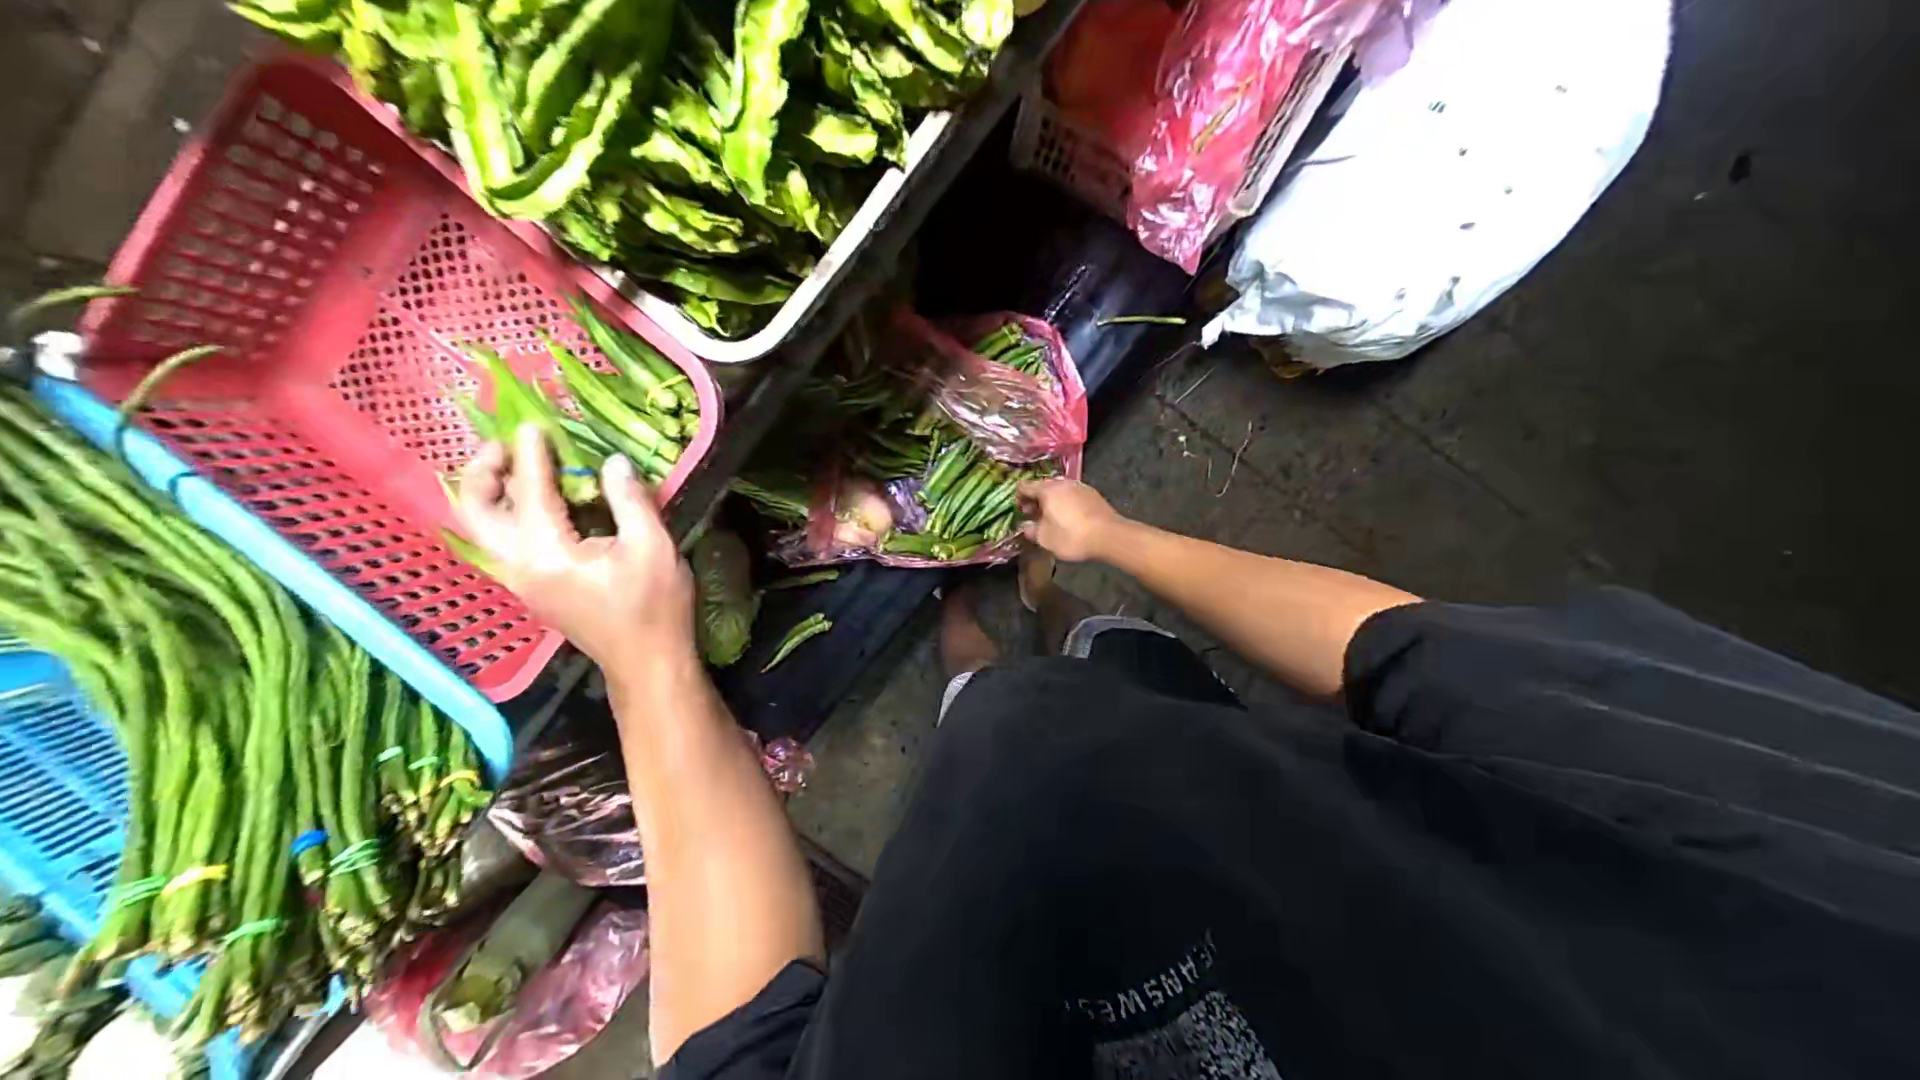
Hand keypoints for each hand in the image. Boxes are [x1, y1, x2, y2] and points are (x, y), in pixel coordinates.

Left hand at [454, 424, 695, 669]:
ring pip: (484, 529)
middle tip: (504, 445)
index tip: (533, 424)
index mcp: (548, 555)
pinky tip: (538, 502)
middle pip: (477, 513)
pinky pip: (505, 541)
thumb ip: (629, 500)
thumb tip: (613, 463)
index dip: (532, 456)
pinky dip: (509, 513)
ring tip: (515, 466)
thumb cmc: (655, 606)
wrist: (648, 661)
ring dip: (492, 493)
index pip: (530, 493)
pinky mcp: (534, 589)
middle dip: (483, 473)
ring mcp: (523, 582)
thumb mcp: (652, 547)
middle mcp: (521, 568)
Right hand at [1017, 478, 1124, 562]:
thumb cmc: (1071, 536)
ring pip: (1059, 489)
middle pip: (1042, 486)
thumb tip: (1026, 527)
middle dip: (1035, 499)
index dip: (1018, 498)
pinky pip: (1072, 494)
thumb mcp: (1045, 539)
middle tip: (1034, 516)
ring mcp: (1080, 486)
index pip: (1024, 486)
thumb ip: (1032, 531)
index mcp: (1047, 490)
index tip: (1020, 512)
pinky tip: (1069, 517)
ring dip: (1052, 501)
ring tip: (1052, 517)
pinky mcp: (1093, 494)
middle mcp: (1062, 483)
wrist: (1109, 535)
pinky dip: (1066, 502)